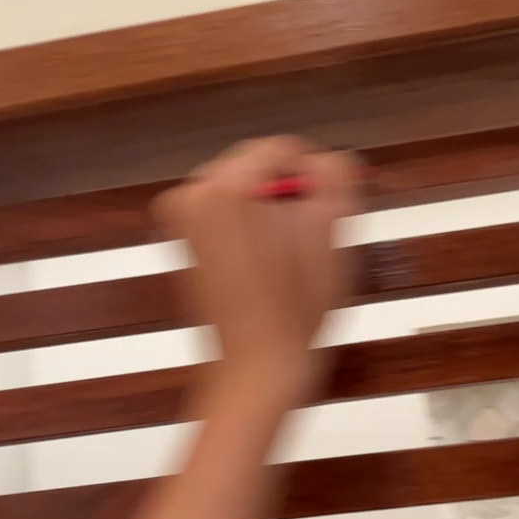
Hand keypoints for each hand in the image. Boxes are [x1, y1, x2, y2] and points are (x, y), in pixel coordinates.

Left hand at [154, 137, 362, 396]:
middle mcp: (194, 193)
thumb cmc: (296, 310)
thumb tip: (327, 159)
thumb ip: (336, 176)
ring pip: (246, 190)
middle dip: (289, 197)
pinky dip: (249, 228)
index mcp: (229, 186)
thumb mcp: (335, 233)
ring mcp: (182, 218)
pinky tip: (266, 265)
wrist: (256, 368)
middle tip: (308, 242)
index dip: (315, 181)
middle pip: (262, 168)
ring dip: (271, 214)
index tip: (325, 216)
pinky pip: (227, 213)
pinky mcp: (182, 239)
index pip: (287, 150)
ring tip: (285, 260)